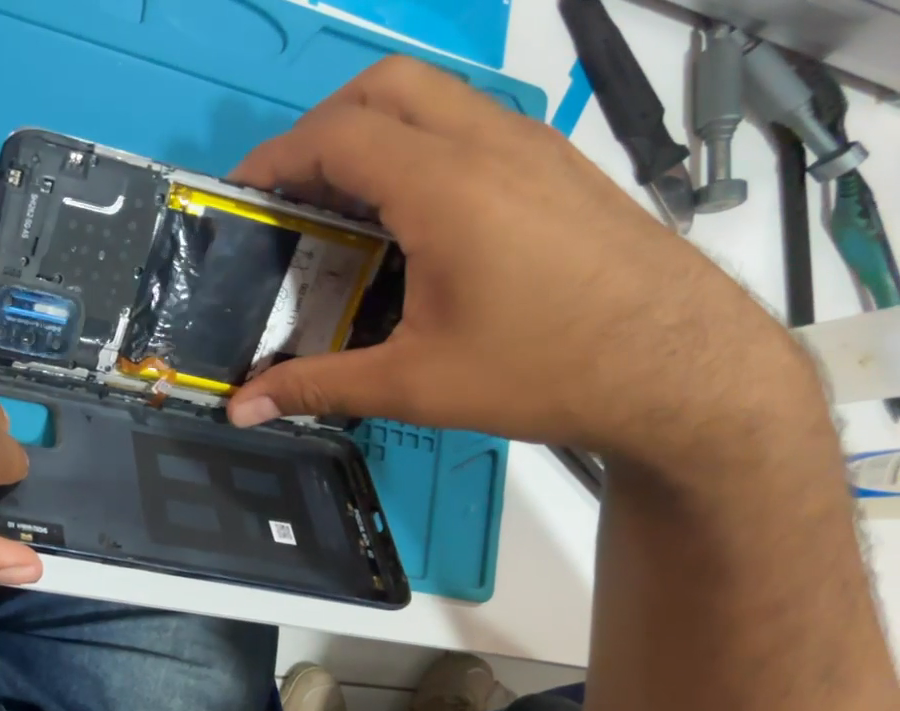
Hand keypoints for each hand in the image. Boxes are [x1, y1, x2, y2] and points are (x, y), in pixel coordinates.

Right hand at [225, 58, 818, 465]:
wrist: (686, 371)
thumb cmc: (542, 371)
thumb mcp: (412, 385)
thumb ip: (314, 386)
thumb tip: (238, 410)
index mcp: (447, 187)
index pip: (339, 135)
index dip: (276, 158)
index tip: (240, 196)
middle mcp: (490, 145)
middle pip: (384, 87)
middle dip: (319, 127)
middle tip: (290, 192)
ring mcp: (533, 147)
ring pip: (433, 98)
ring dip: (371, 132)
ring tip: (338, 205)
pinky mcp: (557, 166)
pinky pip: (468, 124)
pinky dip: (416, 147)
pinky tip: (407, 219)